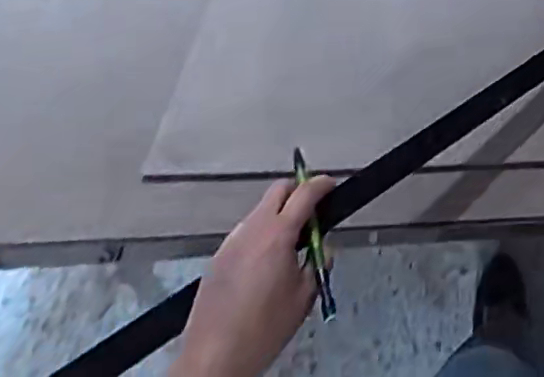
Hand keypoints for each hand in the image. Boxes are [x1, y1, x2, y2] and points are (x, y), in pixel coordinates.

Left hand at [172, 174, 337, 376]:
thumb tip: (322, 249)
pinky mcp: (217, 258)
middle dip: (298, 191)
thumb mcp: (304, 297)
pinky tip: (263, 264)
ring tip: (287, 245)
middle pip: (278, 190)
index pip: (304, 193)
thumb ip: (317, 263)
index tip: (331, 186)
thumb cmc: (264, 330)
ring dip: (278, 215)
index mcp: (278, 235)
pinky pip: (245, 233)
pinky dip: (260, 234)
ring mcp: (231, 242)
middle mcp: (253, 230)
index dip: (322, 184)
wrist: (212, 361)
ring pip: (260, 211)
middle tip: (311, 212)